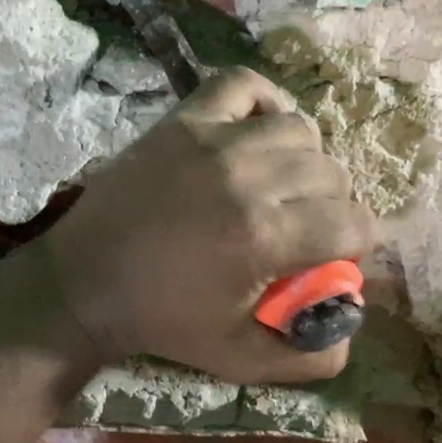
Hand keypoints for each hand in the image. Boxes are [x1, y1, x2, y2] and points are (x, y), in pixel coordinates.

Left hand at [40, 67, 378, 382]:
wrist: (86, 281)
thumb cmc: (164, 320)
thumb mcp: (242, 358)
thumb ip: (312, 355)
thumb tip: (355, 320)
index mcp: (263, 236)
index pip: (354, 223)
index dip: (355, 243)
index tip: (332, 254)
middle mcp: (245, 177)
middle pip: (332, 174)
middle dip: (331, 206)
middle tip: (301, 226)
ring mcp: (212, 140)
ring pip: (300, 129)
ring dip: (304, 159)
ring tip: (279, 184)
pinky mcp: (183, 120)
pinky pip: (243, 84)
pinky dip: (264, 102)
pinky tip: (259, 132)